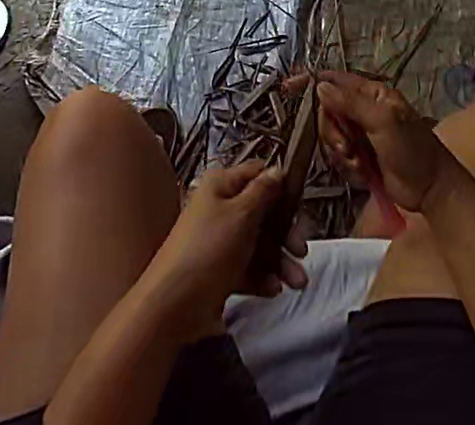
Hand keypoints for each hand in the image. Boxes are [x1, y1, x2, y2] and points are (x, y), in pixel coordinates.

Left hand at [142, 162, 307, 331]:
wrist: (172, 304)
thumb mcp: (241, 214)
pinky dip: (263, 277)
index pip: (258, 174)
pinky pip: (248, 267)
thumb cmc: (208, 249)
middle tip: (301, 251)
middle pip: (263, 213)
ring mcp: (220, 240)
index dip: (281, 187)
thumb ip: (264, 191)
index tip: (300, 206)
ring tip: (297, 282)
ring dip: (280, 261)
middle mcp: (220, 208)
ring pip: (259, 243)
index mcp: (221, 185)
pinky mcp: (220, 270)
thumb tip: (278, 170)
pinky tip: (273, 289)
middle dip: (285, 233)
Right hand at [315, 71, 454, 213]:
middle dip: (333, 132)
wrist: (429, 189)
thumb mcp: (382, 120)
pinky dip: (347, 166)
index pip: (338, 82)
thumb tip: (319, 86)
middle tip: (346, 147)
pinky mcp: (358, 157)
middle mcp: (363, 110)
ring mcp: (360, 134)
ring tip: (358, 163)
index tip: (308, 102)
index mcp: (372, 94)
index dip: (321, 88)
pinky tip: (362, 173)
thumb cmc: (411, 149)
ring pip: (331, 136)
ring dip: (341, 152)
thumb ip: (351, 103)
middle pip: (328, 112)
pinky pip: (338, 156)